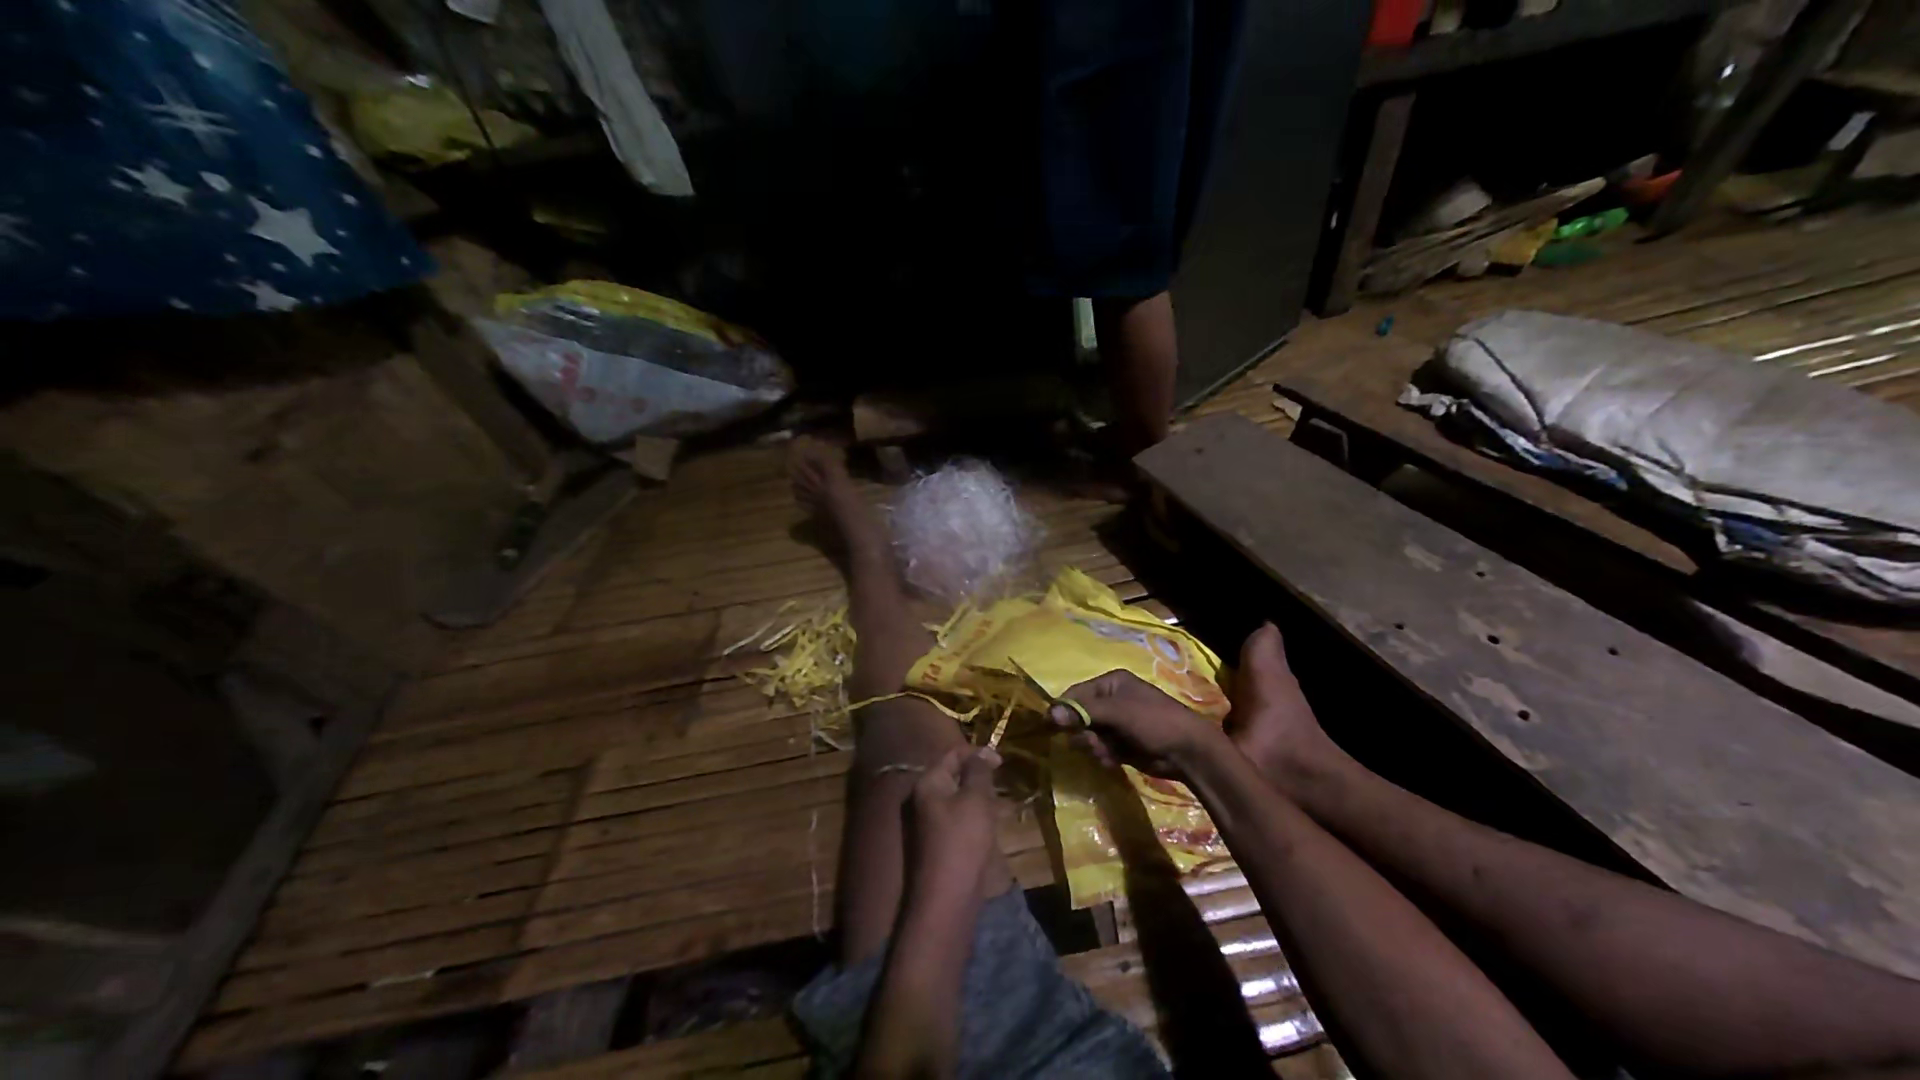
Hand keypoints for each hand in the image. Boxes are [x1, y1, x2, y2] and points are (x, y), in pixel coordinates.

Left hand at [908, 746, 1001, 893]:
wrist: (949, 896)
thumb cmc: (963, 840)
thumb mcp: (976, 799)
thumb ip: (979, 771)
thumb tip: (983, 749)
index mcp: (928, 783)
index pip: (952, 754)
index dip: (977, 753)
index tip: (1002, 760)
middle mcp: (925, 798)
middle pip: (954, 775)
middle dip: (979, 775)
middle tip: (1002, 780)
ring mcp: (931, 821)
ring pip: (959, 797)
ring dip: (980, 796)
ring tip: (1001, 801)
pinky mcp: (941, 840)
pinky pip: (960, 817)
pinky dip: (976, 815)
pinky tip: (992, 823)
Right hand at [1048, 670, 1228, 780]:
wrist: (1188, 751)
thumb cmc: (1154, 721)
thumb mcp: (1118, 712)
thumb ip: (1084, 712)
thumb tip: (1049, 714)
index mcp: (1111, 683)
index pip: (1076, 694)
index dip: (1064, 710)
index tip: (1052, 727)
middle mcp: (1111, 700)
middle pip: (1079, 716)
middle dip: (1083, 732)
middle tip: (1092, 742)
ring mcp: (1117, 723)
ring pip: (1088, 735)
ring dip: (1093, 746)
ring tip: (1107, 753)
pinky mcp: (1121, 743)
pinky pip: (1100, 748)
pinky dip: (1104, 755)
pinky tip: (1115, 760)